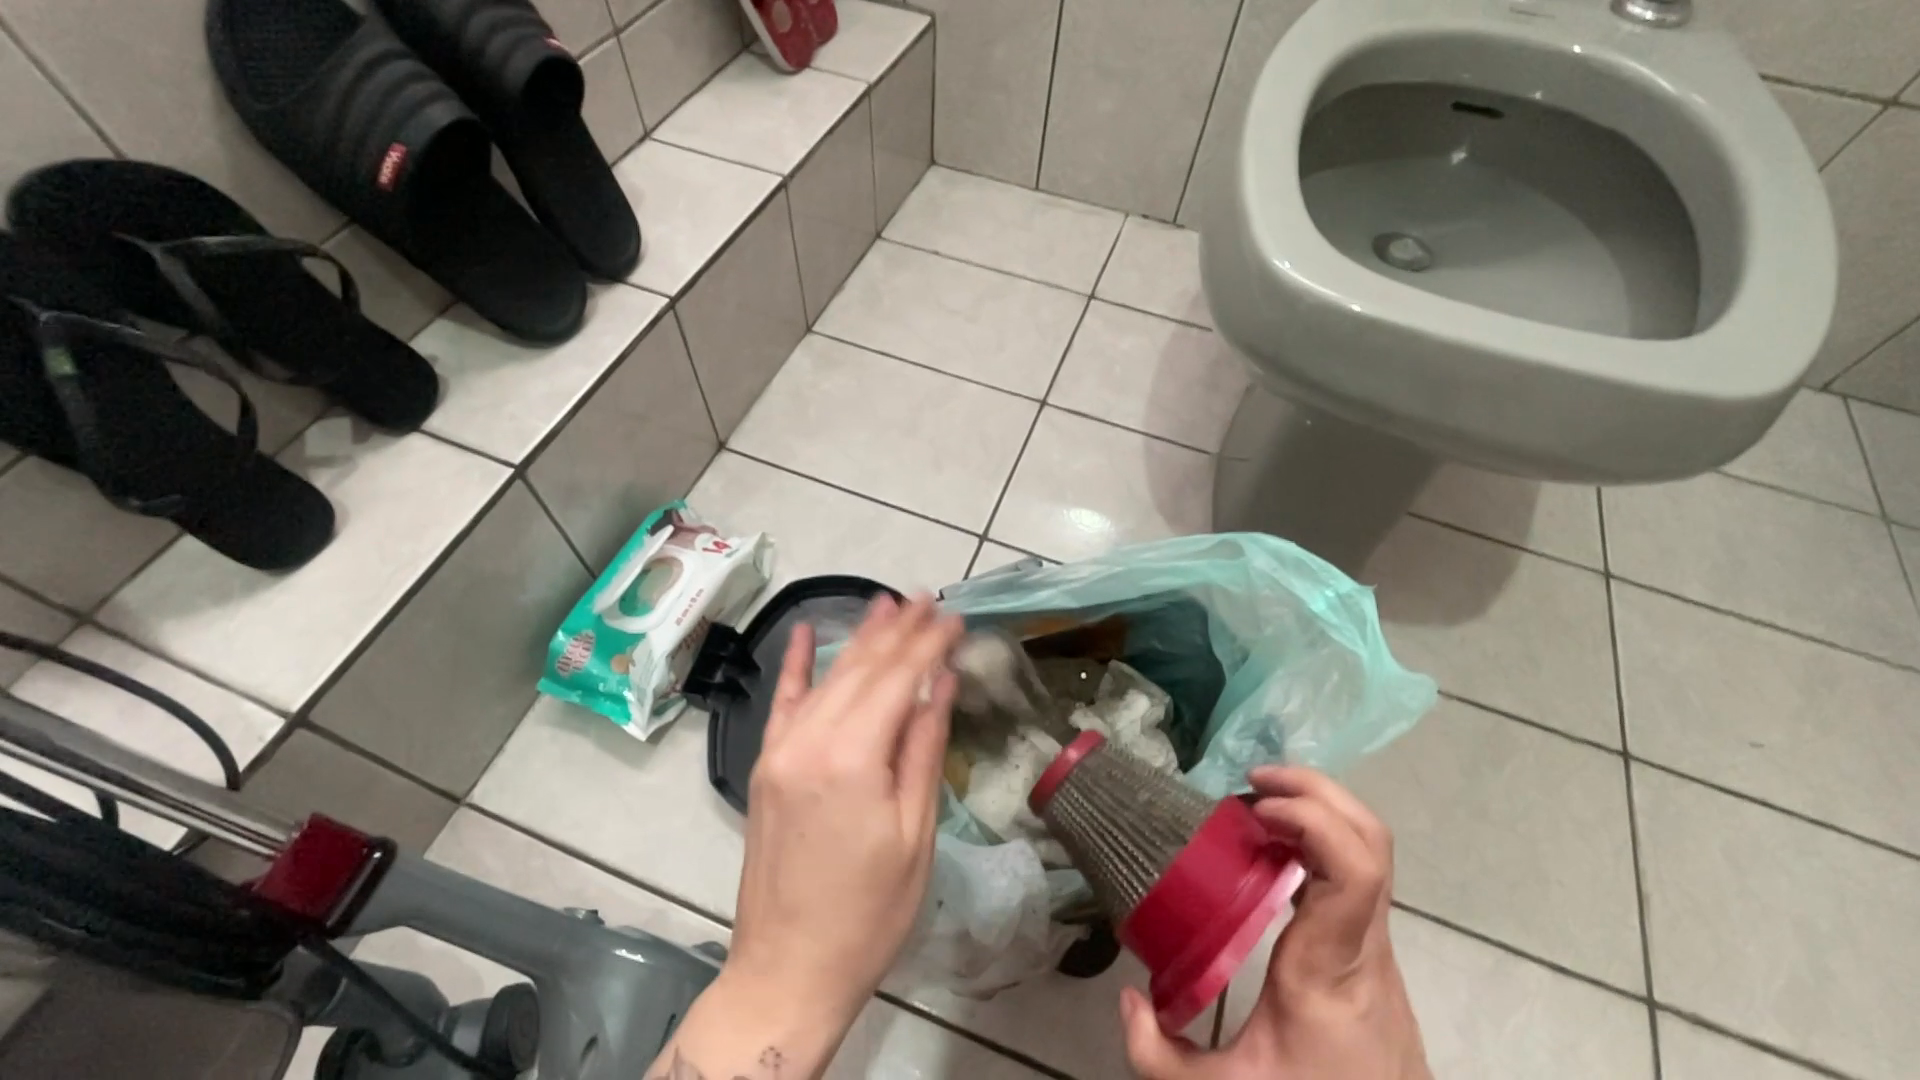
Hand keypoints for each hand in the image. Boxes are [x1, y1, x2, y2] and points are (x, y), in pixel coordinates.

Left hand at [724, 593, 963, 1028]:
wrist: (788, 968)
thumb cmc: (869, 912)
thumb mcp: (914, 834)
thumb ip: (923, 749)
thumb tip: (941, 683)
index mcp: (852, 757)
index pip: (898, 678)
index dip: (929, 644)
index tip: (955, 616)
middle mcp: (809, 740)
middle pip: (861, 669)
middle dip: (897, 630)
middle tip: (926, 596)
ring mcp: (780, 751)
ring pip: (825, 678)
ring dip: (858, 638)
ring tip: (886, 604)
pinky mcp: (765, 767)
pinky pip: (782, 704)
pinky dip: (795, 666)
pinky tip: (804, 632)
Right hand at [1118, 767, 1431, 1079]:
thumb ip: (1159, 1058)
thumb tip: (1126, 999)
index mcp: (1327, 969)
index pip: (1354, 871)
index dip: (1314, 819)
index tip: (1258, 806)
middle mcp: (1364, 945)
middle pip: (1371, 840)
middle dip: (1317, 791)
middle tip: (1255, 781)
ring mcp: (1378, 945)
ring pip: (1372, 850)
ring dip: (1321, 809)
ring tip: (1261, 804)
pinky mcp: (1375, 951)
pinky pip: (1358, 873)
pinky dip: (1321, 840)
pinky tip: (1276, 852)